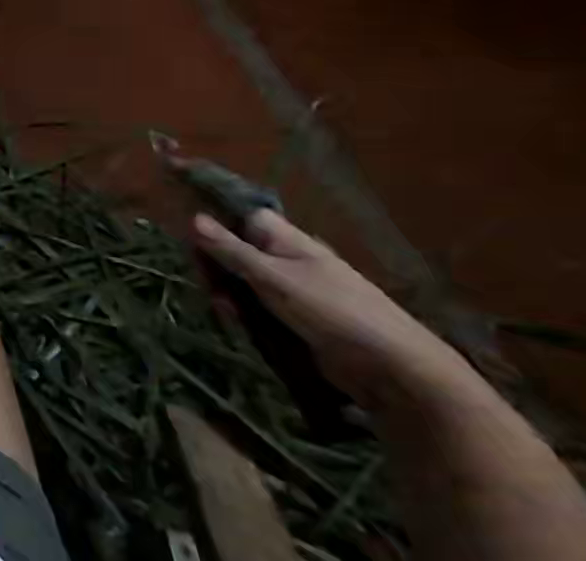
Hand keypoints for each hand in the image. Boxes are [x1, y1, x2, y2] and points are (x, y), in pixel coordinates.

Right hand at [193, 210, 473, 410]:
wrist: (395, 369)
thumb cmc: (334, 312)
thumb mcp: (274, 279)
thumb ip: (232, 250)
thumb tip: (194, 217)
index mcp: (287, 240)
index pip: (241, 215)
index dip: (215, 221)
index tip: (189, 237)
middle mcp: (288, 259)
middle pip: (236, 249)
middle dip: (216, 267)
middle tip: (210, 287)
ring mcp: (293, 289)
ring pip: (243, 281)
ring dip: (228, 294)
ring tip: (227, 313)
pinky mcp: (296, 319)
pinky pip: (257, 307)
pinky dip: (245, 314)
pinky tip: (240, 326)